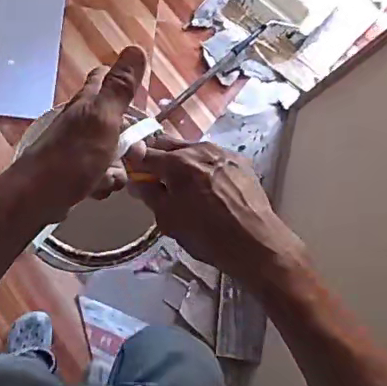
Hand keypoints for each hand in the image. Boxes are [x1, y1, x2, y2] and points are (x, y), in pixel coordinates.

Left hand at [0, 46, 147, 222]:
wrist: (35, 198)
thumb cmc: (71, 158)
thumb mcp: (103, 119)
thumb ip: (121, 87)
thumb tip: (136, 48)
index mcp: (87, 103)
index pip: (104, 78)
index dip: (123, 86)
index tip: (135, 104)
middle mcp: (81, 122)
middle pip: (117, 123)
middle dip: (130, 141)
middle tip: (132, 156)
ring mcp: (77, 149)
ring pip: (112, 153)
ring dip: (117, 168)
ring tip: (106, 177)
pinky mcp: (74, 174)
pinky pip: (101, 176)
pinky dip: (102, 184)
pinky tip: (94, 190)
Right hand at [127, 134, 308, 285]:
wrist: (255, 242)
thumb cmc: (207, 235)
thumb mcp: (169, 219)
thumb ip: (149, 194)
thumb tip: (136, 181)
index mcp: (176, 163)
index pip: (143, 153)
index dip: (133, 162)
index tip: (132, 172)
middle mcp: (198, 149)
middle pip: (167, 143)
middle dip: (155, 156)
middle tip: (153, 177)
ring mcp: (221, 152)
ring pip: (190, 148)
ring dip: (179, 160)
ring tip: (180, 184)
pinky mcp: (239, 161)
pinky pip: (212, 157)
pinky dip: (202, 165)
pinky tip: (205, 186)